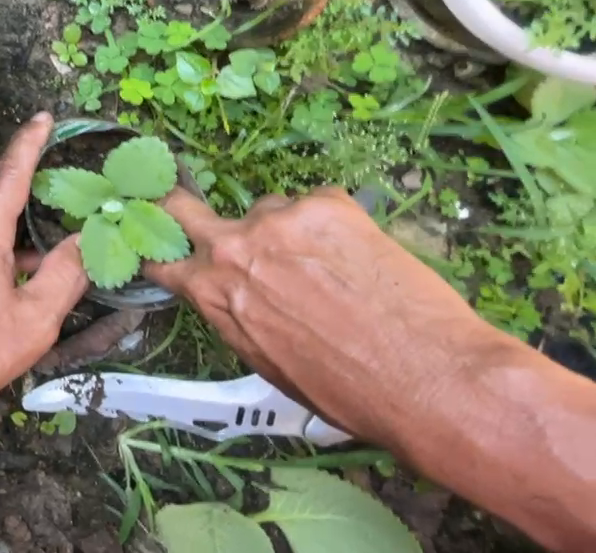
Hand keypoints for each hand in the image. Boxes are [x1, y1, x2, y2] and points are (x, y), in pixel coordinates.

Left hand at [0, 113, 87, 430]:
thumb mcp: (35, 319)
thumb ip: (64, 274)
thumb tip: (84, 242)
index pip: (9, 175)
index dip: (29, 144)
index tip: (43, 118)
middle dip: (23, 167)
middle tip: (56, 155)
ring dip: (11, 200)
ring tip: (47, 199)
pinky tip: (22, 250)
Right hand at [144, 187, 518, 449]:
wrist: (438, 384)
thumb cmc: (350, 392)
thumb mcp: (266, 360)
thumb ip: (233, 313)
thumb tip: (234, 296)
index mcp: (209, 290)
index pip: (157, 258)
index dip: (159, 251)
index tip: (161, 245)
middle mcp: (229, 247)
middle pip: (179, 206)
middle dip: (179, 208)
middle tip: (197, 215)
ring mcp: (276, 221)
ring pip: (267, 210)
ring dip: (286, 229)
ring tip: (331, 262)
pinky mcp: (326, 206)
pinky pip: (319, 204)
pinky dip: (337, 225)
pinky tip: (366, 256)